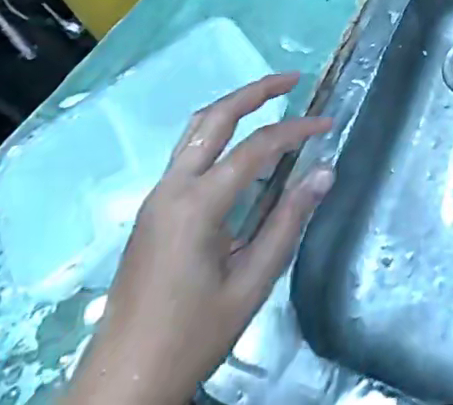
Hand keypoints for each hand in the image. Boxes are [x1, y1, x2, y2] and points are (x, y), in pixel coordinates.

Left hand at [72, 73, 332, 404]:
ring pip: (194, 131)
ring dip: (231, 108)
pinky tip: (240, 149)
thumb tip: (324, 173)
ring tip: (268, 100)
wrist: (124, 381)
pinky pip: (187, 155)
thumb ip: (287, 224)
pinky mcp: (153, 210)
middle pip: (213, 118)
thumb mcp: (250, 285)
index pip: (256, 148)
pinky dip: (217, 135)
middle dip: (254, 92)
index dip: (296, 130)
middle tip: (292, 78)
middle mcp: (171, 187)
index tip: (328, 122)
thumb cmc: (191, 337)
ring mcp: (157, 197)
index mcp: (197, 204)